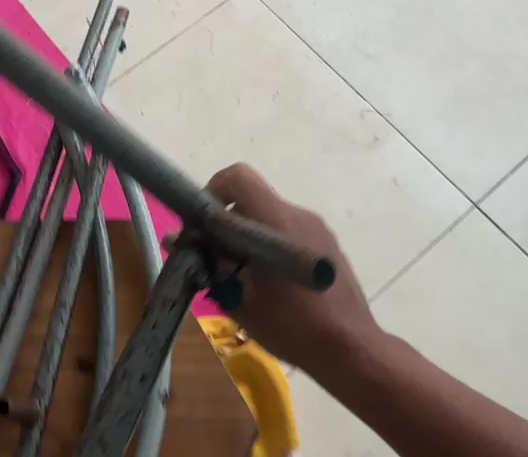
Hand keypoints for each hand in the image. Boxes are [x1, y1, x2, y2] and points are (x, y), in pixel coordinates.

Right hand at [200, 164, 380, 370]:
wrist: (352, 351)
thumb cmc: (291, 326)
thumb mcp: (238, 298)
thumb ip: (207, 263)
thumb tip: (174, 239)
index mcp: (275, 220)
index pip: (237, 177)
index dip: (213, 190)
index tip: (204, 224)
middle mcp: (298, 214)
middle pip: (252, 198)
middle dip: (229, 220)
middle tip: (218, 255)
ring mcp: (317, 228)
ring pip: (270, 216)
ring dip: (251, 235)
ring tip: (246, 276)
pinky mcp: (328, 244)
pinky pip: (290, 231)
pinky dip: (272, 245)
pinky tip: (274, 283)